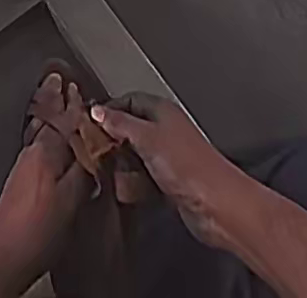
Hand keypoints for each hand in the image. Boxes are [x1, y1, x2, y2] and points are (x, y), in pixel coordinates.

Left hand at [0, 74, 89, 297]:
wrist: (5, 253)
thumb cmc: (38, 229)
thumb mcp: (71, 200)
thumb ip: (84, 171)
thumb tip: (96, 152)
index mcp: (46, 152)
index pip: (64, 120)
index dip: (73, 104)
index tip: (77, 87)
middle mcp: (32, 152)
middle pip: (47, 120)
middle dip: (53, 100)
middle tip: (56, 80)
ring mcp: (24, 165)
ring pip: (41, 131)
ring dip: (49, 115)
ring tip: (55, 101)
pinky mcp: (21, 180)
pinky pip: (37, 144)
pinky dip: (45, 134)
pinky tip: (47, 140)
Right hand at [91, 93, 253, 248]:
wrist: (218, 205)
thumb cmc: (185, 164)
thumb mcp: (146, 137)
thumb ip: (119, 123)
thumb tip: (96, 110)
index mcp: (161, 110)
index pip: (127, 100)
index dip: (108, 109)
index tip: (88, 122)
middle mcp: (164, 129)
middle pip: (130, 127)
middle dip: (111, 137)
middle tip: (92, 148)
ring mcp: (168, 155)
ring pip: (135, 153)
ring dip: (120, 161)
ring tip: (104, 169)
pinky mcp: (170, 180)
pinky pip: (143, 175)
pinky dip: (132, 180)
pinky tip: (122, 187)